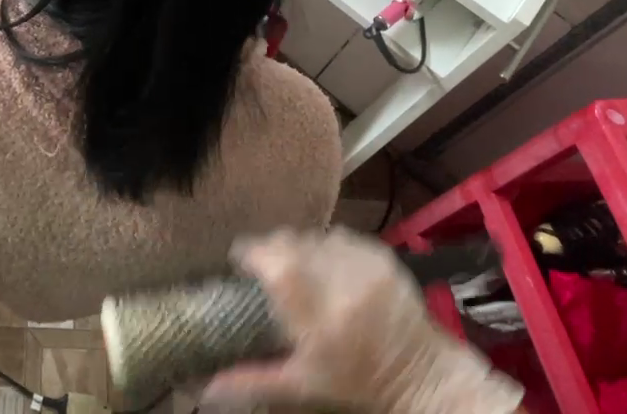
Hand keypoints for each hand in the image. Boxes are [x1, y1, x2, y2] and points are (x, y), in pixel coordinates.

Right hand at [201, 230, 523, 413]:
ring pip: (312, 236)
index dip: (248, 254)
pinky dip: (329, 248)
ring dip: (302, 249)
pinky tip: (333, 270)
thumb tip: (203, 389)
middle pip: (288, 241)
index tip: (241, 264)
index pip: (270, 258)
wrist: (422, 377)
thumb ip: (252, 379)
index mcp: (312, 311)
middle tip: (271, 272)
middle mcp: (335, 279)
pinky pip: (339, 236)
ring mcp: (361, 262)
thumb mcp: (302, 384)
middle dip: (274, 251)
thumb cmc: (356, 382)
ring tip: (304, 272)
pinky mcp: (380, 254)